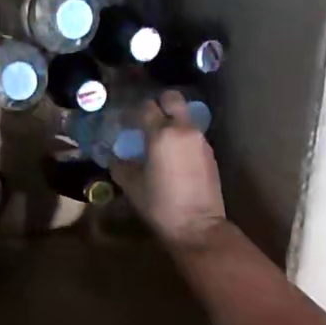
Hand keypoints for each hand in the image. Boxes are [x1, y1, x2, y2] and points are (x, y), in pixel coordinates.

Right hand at [112, 90, 226, 250]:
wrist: (197, 225)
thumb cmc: (159, 205)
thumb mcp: (132, 185)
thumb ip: (121, 165)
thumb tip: (116, 156)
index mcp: (161, 134)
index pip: (145, 107)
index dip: (133, 113)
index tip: (125, 123)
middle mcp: (183, 130)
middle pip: (172, 99)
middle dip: (159, 104)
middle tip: (146, 120)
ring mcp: (200, 140)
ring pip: (185, 116)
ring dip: (172, 121)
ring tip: (159, 141)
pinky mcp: (210, 152)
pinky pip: (192, 134)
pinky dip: (181, 137)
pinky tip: (173, 157)